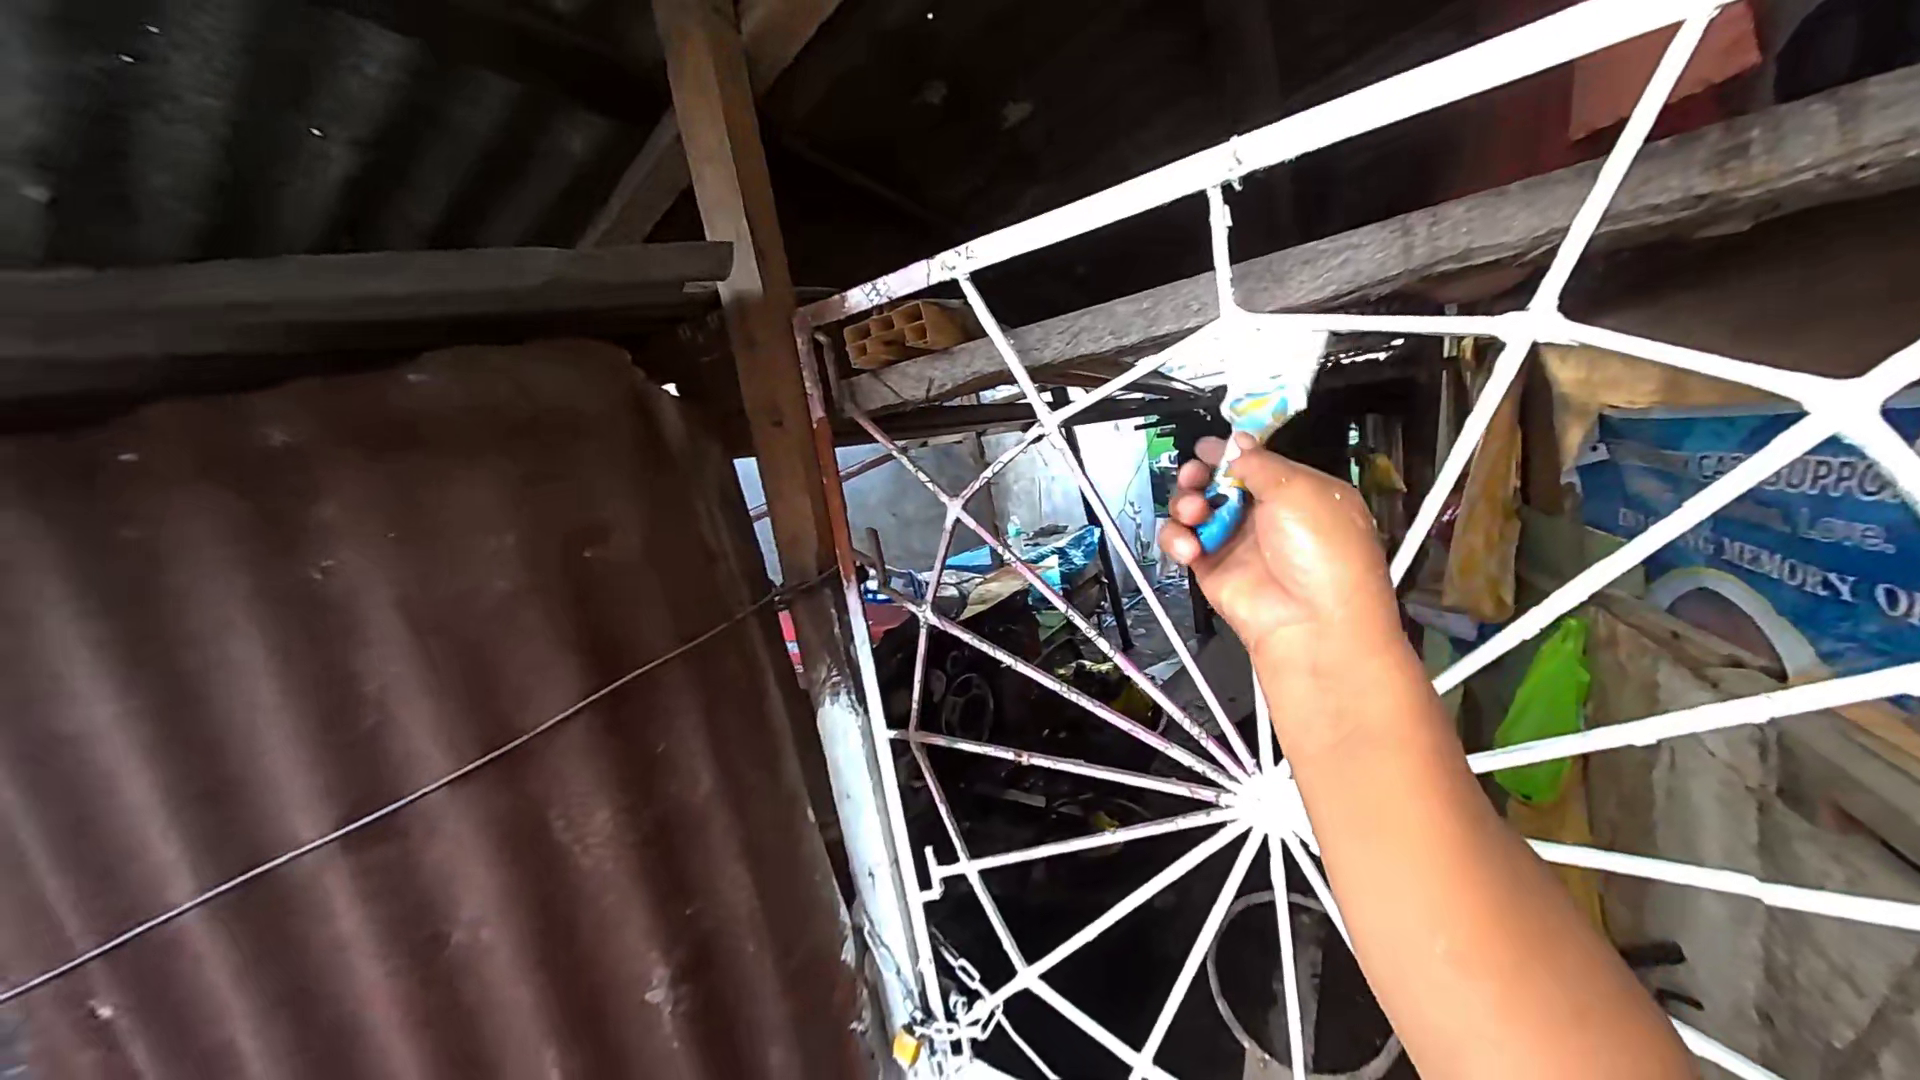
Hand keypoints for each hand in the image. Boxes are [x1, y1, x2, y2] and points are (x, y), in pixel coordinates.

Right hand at [1159, 435, 1401, 665]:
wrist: (1309, 621)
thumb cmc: (1322, 554)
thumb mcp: (1298, 490)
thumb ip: (1259, 461)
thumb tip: (1236, 442)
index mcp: (1293, 490)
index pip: (1251, 460)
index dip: (1228, 450)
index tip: (1209, 447)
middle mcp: (1262, 513)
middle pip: (1215, 480)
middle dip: (1199, 474)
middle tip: (1196, 476)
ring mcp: (1234, 539)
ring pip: (1193, 506)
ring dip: (1186, 503)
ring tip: (1195, 513)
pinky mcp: (1209, 564)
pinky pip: (1179, 540)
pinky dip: (1176, 538)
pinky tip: (1190, 547)